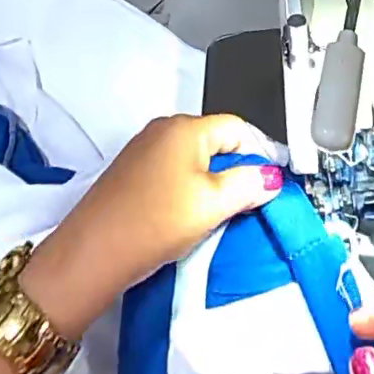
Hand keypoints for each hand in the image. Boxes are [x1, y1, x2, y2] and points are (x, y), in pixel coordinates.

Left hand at [20, 113, 283, 337]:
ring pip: (194, 154)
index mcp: (185, 127)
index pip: (237, 126)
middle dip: (236, 166)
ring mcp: (145, 145)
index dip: (260, 151)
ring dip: (213, 178)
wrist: (98, 246)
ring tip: (222, 212)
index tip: (275, 181)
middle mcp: (163, 127)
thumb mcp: (213, 204)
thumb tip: (270, 174)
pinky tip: (191, 212)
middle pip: (215, 138)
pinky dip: (189, 184)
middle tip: (251, 201)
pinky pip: (173, 166)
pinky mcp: (134, 167)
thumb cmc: (156, 219)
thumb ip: (247, 185)